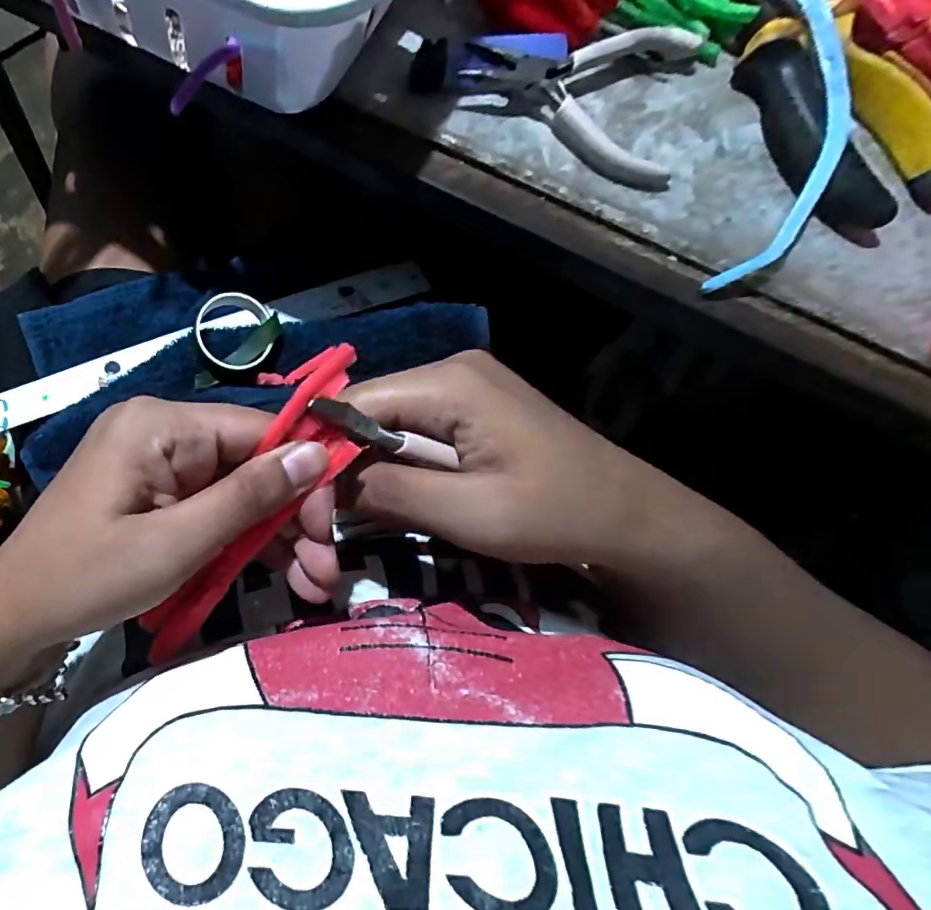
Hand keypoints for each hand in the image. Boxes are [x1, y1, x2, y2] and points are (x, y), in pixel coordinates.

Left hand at [0, 397, 330, 688]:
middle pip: (252, 465)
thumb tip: (316, 453)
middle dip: (293, 519)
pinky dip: (241, 542)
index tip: (329, 532)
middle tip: (324, 574)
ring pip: (238, 492)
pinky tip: (278, 573)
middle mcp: (162, 433)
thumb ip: (247, 498)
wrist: (16, 618)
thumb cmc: (88, 578)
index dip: (304, 478)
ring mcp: (157, 466)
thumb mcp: (176, 544)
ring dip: (275, 537)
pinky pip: (212, 510)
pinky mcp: (155, 497)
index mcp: (159, 426)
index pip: (258, 432)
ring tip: (312, 585)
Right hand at [327, 350, 748, 576]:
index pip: (355, 401)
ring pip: (387, 423)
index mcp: (450, 382)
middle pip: (368, 409)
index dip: (320, 446)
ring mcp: (464, 389)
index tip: (300, 495)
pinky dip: (393, 465)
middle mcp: (452, 371)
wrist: (630, 518)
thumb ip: (391, 492)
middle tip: (320, 513)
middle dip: (341, 459)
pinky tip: (381, 498)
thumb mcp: (466, 513)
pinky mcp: (473, 412)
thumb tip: (329, 484)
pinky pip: (414, 433)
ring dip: (365, 466)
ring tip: (342, 510)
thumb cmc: (554, 514)